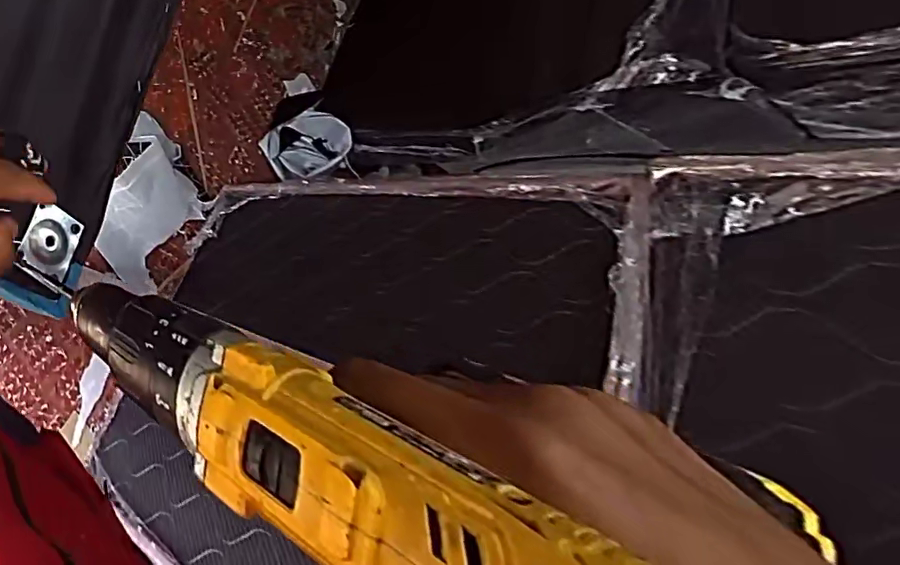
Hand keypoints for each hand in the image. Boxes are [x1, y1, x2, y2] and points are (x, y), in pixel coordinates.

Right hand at [331, 360, 824, 564]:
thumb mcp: (513, 561)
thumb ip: (435, 534)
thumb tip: (372, 522)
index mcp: (522, 443)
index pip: (378, 385)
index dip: (329, 401)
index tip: (302, 420)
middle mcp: (551, 408)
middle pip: (422, 396)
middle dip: (399, 439)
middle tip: (391, 488)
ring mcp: (595, 408)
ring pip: (479, 405)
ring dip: (460, 448)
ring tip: (477, 509)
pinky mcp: (630, 420)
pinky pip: (537, 418)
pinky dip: (517, 451)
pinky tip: (546, 509)